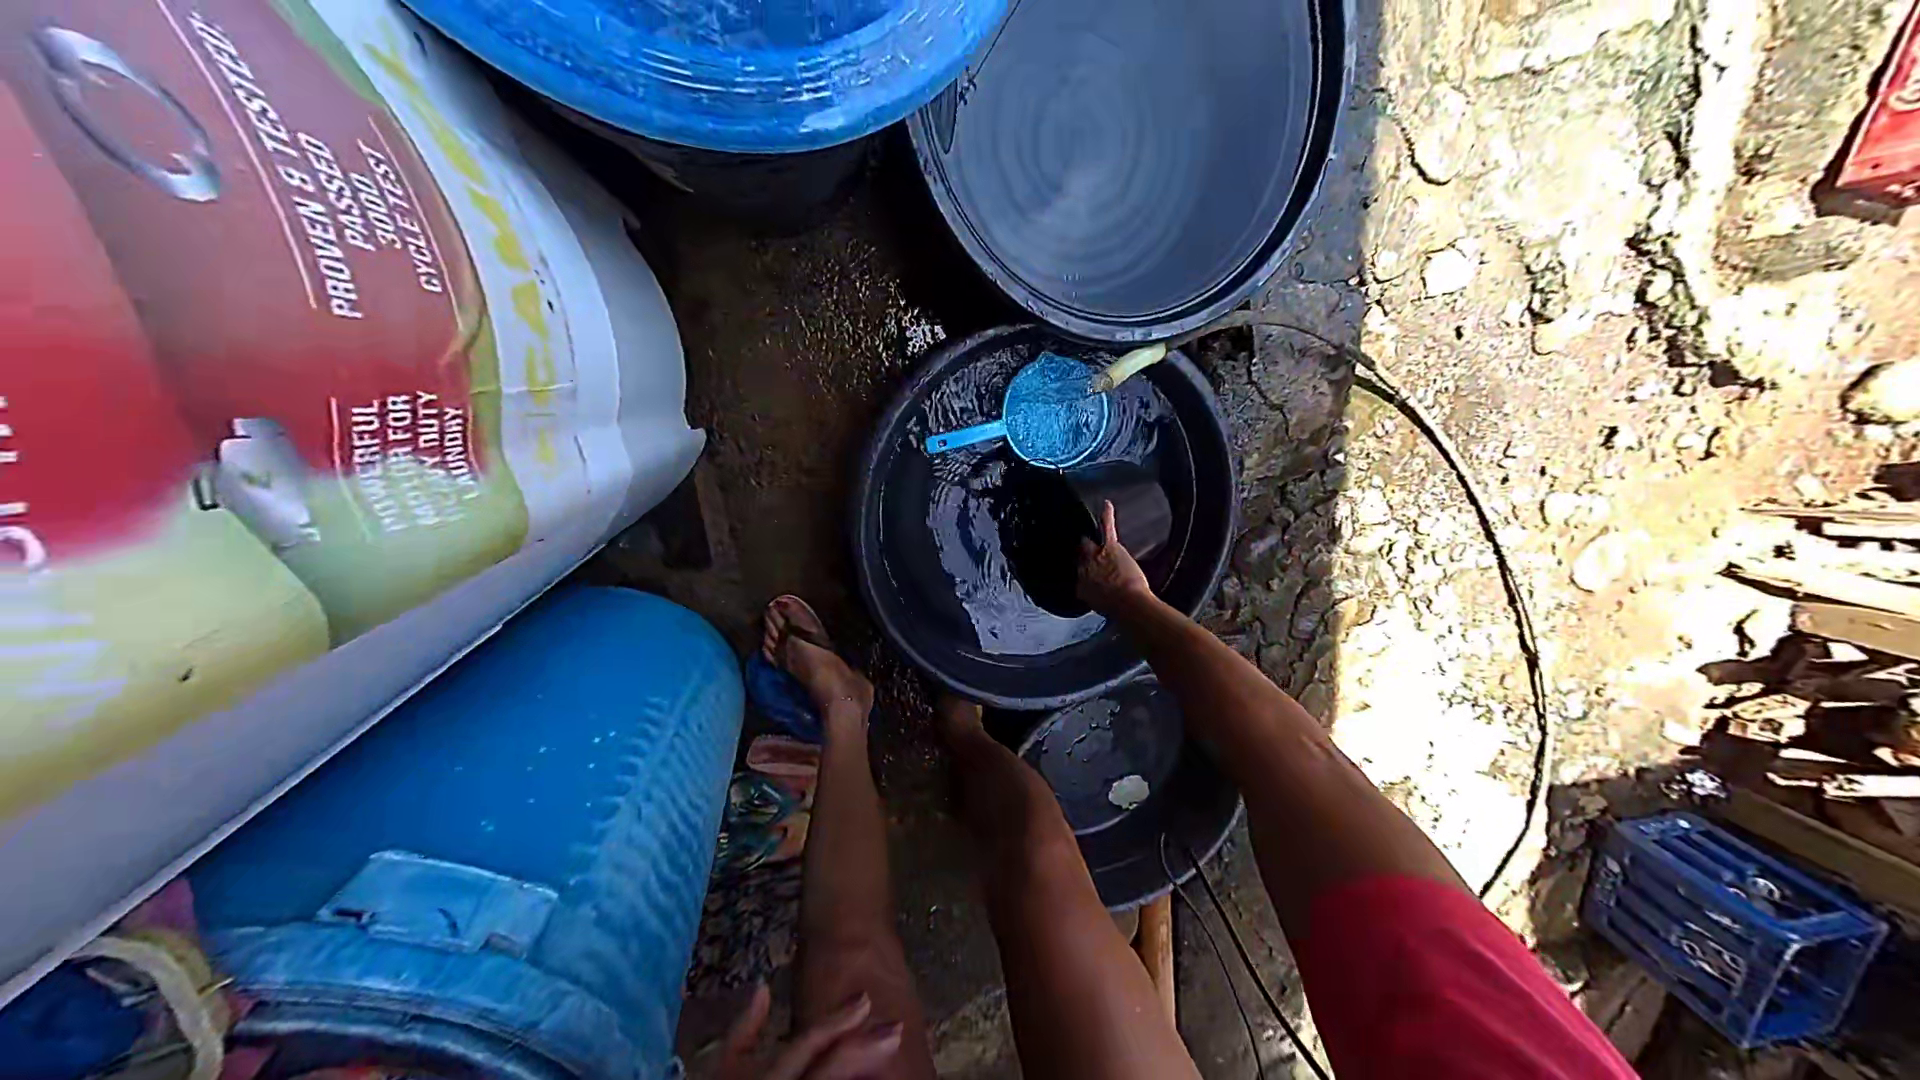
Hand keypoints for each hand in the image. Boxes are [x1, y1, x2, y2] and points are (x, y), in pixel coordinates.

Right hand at [713, 985, 903, 1079]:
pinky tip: (871, 1078)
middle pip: (828, 1072)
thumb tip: (762, 988)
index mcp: (766, 1078)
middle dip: (864, 1051)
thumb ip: (743, 1029)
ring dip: (866, 1076)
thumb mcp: (722, 1067)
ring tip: (894, 1056)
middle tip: (896, 1029)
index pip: (806, 1044)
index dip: (837, 1021)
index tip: (866, 999)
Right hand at [1077, 500, 1152, 613]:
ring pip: (1089, 543)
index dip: (1083, 569)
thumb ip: (1094, 596)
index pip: (1079, 571)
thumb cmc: (1116, 608)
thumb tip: (1096, 594)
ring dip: (1090, 539)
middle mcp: (1083, 568)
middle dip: (1082, 552)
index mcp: (1080, 584)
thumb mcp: (1097, 606)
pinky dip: (1107, 516)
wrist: (1128, 604)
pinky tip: (1106, 504)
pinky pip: (1106, 528)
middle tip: (1084, 548)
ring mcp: (1096, 556)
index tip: (1085, 568)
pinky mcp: (1110, 548)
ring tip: (1088, 524)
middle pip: (1080, 554)